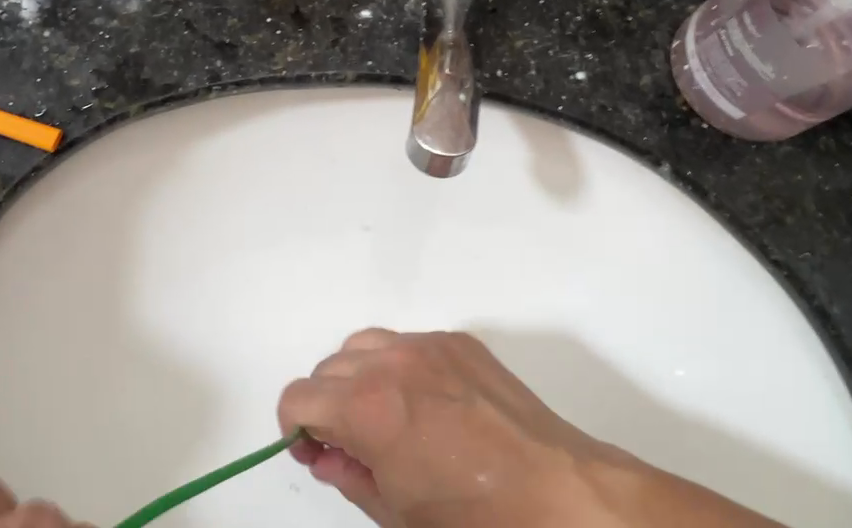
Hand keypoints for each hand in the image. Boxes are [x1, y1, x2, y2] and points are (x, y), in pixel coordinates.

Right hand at [278, 330, 779, 527]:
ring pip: (363, 346)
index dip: (296, 428)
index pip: (297, 396)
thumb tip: (324, 454)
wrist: (554, 489)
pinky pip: (407, 342)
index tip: (317, 452)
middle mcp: (389, 361)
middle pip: (327, 368)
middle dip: (328, 404)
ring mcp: (426, 344)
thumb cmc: (470, 516)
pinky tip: (427, 403)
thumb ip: (348, 474)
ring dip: (358, 377)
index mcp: (366, 406)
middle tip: (353, 443)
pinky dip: (400, 366)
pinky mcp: (458, 341)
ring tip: (387, 417)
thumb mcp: (394, 510)